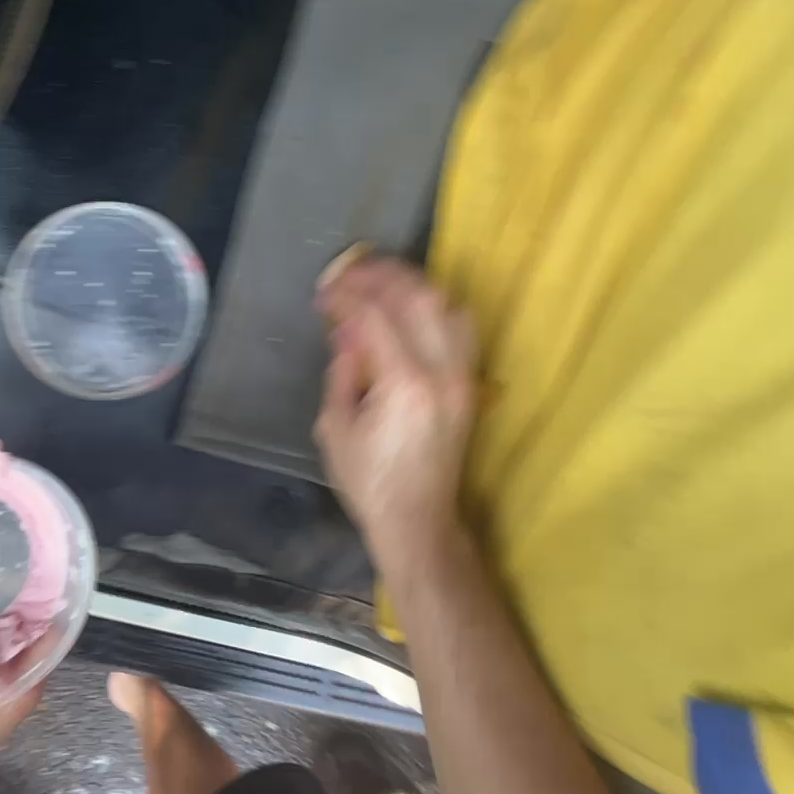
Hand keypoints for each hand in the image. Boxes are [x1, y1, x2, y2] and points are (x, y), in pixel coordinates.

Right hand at [314, 254, 477, 571]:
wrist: (418, 519)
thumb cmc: (369, 481)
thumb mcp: (335, 428)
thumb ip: (342, 372)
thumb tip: (347, 331)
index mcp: (404, 384)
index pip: (375, 316)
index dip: (345, 296)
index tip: (322, 295)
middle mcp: (442, 372)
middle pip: (418, 297)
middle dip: (379, 276)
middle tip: (348, 274)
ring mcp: (464, 376)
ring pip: (447, 305)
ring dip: (411, 284)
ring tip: (379, 281)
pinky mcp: (470, 384)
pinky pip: (461, 327)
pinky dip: (436, 306)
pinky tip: (412, 308)